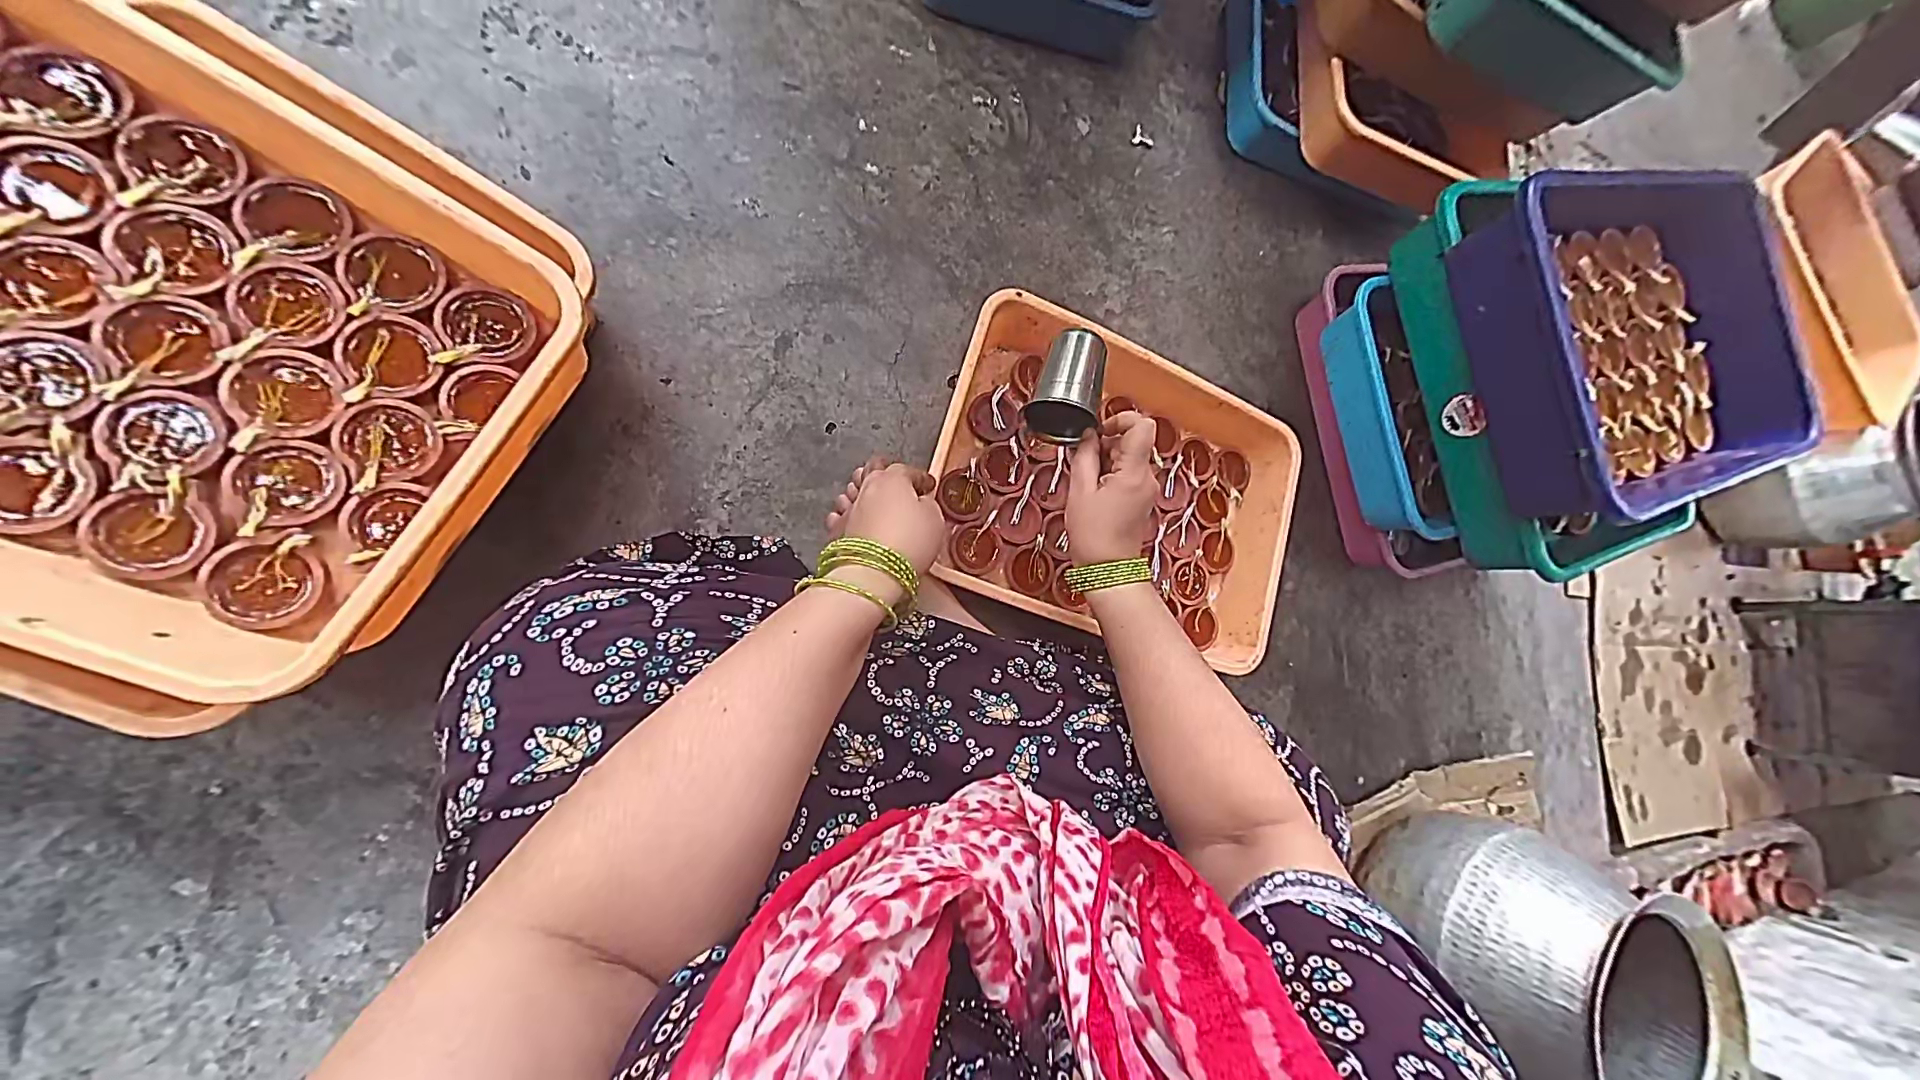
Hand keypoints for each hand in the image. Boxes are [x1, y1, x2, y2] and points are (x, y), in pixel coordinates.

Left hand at [825, 456, 945, 586]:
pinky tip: (852, 520)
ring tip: (873, 500)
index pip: (908, 471)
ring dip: (863, 492)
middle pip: (874, 471)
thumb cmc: (908, 543)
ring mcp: (849, 507)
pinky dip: (847, 515)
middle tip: (896, 483)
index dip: (921, 479)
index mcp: (893, 478)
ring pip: (853, 490)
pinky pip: (840, 515)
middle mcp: (867, 487)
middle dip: (885, 474)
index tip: (928, 486)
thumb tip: (922, 503)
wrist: (874, 572)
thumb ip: (928, 504)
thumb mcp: (935, 520)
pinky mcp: (837, 529)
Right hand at [1066, 412, 1157, 565]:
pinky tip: (1094, 494)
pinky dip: (1110, 476)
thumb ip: (1085, 456)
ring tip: (1088, 484)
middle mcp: (1147, 478)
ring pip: (1129, 458)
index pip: (1142, 425)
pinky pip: (1128, 475)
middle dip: (1106, 445)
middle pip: (1133, 441)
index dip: (1120, 420)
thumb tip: (1088, 435)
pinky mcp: (1141, 499)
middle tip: (1085, 464)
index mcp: (1135, 473)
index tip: (1100, 431)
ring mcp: (1146, 489)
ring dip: (1106, 462)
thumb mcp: (1079, 491)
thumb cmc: (1094, 537)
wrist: (1108, 570)